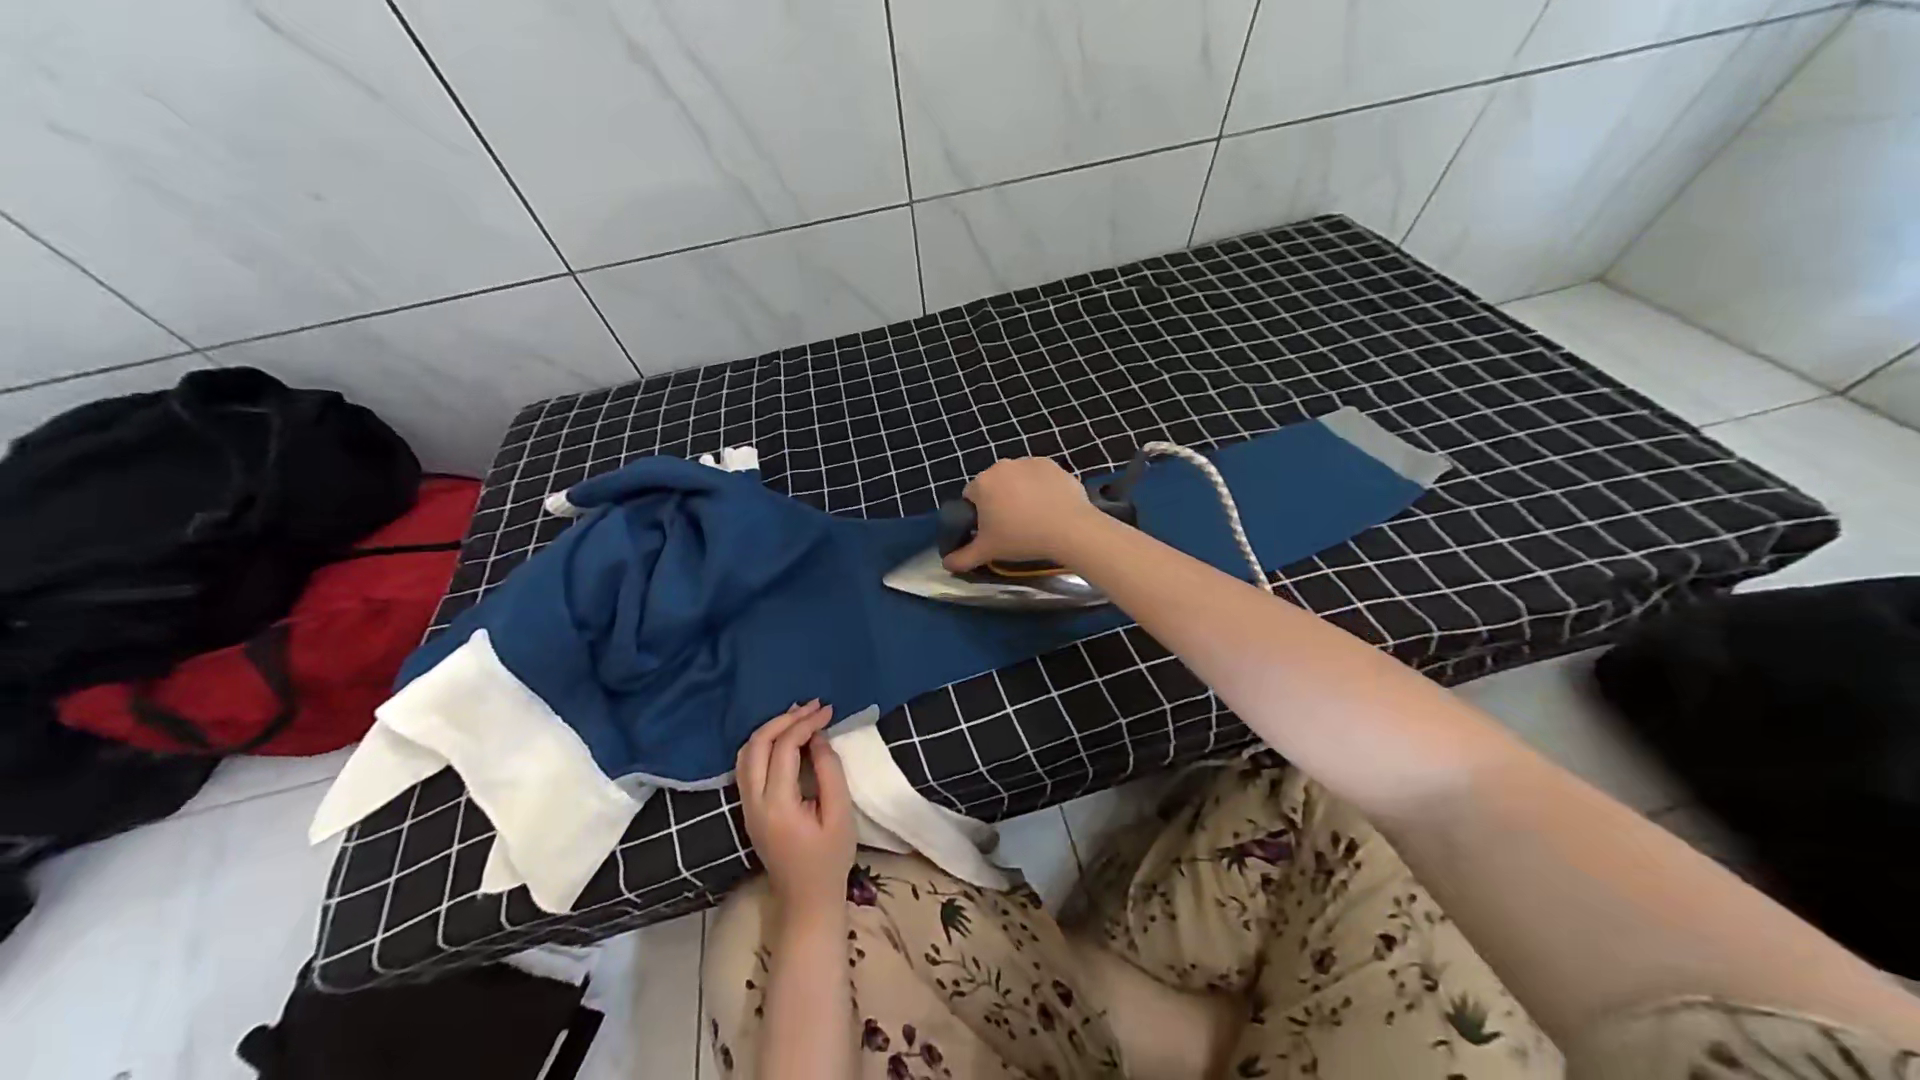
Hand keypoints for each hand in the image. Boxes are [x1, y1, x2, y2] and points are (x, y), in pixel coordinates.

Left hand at [736, 701, 855, 919]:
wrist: (805, 899)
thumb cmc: (829, 860)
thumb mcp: (840, 815)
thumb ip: (829, 772)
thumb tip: (818, 738)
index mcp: (776, 804)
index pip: (784, 748)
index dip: (805, 724)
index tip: (829, 711)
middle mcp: (753, 801)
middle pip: (757, 744)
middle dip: (784, 719)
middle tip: (814, 707)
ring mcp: (746, 805)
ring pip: (746, 753)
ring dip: (770, 729)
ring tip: (799, 715)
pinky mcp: (748, 808)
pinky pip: (747, 765)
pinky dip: (763, 743)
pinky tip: (785, 737)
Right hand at [942, 457, 1106, 571]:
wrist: (1069, 528)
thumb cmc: (1022, 538)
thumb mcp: (988, 551)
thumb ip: (963, 557)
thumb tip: (946, 564)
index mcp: (982, 484)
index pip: (970, 496)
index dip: (978, 514)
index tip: (991, 529)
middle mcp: (1002, 466)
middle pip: (994, 485)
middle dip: (999, 501)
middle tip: (1012, 525)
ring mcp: (1028, 462)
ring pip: (1017, 479)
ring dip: (1019, 492)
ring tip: (1034, 516)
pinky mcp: (1052, 464)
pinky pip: (1039, 476)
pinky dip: (1040, 487)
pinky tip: (1050, 506)